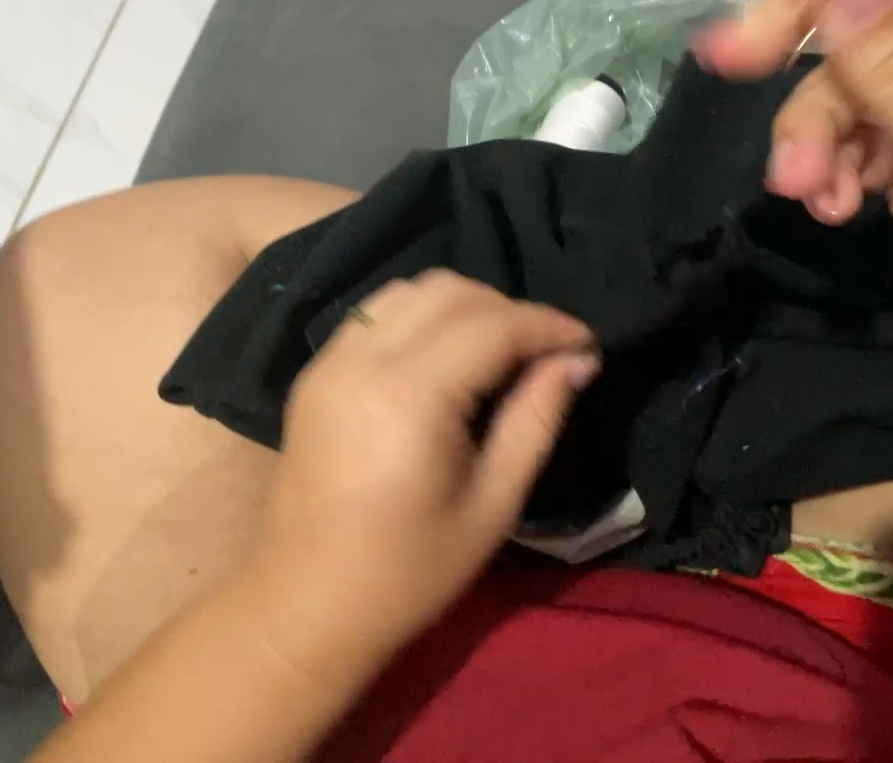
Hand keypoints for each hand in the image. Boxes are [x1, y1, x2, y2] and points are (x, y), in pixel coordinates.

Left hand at [247, 269, 597, 677]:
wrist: (305, 601)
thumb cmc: (410, 570)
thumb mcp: (493, 504)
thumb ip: (537, 418)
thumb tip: (579, 359)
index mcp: (409, 398)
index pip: (492, 326)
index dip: (547, 324)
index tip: (586, 341)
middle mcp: (363, 361)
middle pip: (449, 291)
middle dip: (508, 308)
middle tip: (543, 350)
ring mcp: (330, 361)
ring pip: (409, 290)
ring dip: (463, 303)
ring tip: (497, 347)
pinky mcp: (315, 371)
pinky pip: (376, 313)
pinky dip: (420, 314)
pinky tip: (444, 352)